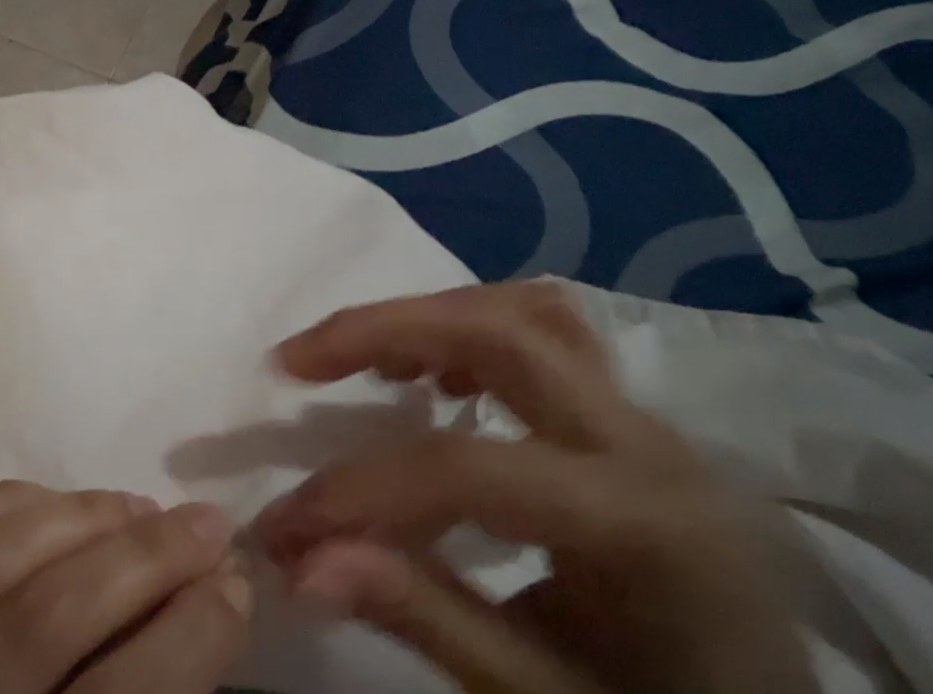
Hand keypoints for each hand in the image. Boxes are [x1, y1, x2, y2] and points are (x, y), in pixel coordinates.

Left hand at [0, 481, 251, 693]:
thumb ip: (161, 685)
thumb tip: (217, 591)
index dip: (191, 633)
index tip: (235, 582)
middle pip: (46, 618)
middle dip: (143, 558)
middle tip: (206, 524)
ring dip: (76, 520)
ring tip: (138, 506)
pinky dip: (4, 507)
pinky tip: (56, 502)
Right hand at [253, 282, 817, 693]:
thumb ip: (425, 617)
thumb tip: (302, 563)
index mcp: (641, 524)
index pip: (466, 470)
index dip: (355, 490)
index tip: (281, 527)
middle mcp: (651, 446)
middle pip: (503, 333)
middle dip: (381, 331)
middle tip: (292, 360)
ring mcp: (650, 424)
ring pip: (531, 314)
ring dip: (430, 319)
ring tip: (359, 358)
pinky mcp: (635, 425)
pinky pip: (550, 339)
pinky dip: (472, 334)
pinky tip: (434, 381)